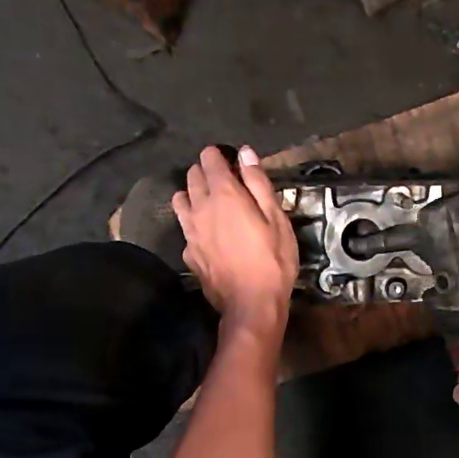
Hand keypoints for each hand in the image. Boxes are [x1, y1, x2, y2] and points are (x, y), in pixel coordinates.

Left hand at [172, 145, 297, 339]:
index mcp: (224, 194)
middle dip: (206, 173)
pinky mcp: (188, 253)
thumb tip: (245, 152)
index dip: (219, 156)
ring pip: (180, 200)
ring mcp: (190, 232)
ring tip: (211, 206)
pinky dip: (194, 225)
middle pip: (192, 176)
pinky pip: (185, 229)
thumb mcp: (277, 220)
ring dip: (193, 195)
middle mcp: (200, 208)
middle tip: (226, 184)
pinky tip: (208, 236)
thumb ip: (259, 183)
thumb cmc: (273, 261)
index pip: (209, 159)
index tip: (232, 163)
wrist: (251, 304)